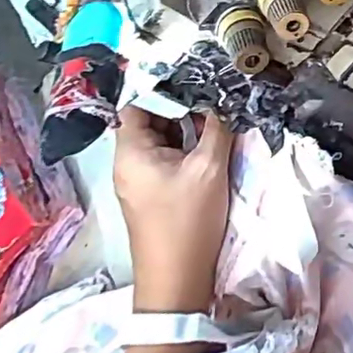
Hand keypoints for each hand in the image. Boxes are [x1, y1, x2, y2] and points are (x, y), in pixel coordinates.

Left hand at [113, 106, 231, 315]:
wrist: (178, 279)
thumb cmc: (188, 220)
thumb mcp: (209, 168)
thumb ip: (216, 128)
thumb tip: (224, 97)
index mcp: (131, 152)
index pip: (136, 104)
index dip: (162, 86)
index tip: (193, 73)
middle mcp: (128, 161)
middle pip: (149, 118)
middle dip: (180, 103)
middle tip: (212, 89)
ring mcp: (140, 177)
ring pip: (161, 137)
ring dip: (186, 124)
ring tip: (216, 108)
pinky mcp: (153, 189)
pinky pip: (167, 154)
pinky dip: (185, 143)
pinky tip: (210, 136)